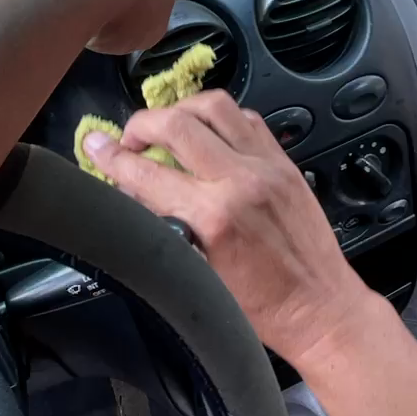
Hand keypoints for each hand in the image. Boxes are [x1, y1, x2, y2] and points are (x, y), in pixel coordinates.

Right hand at [81, 91, 376, 362]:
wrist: (322, 309)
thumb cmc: (261, 308)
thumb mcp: (198, 275)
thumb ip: (162, 227)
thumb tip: (132, 190)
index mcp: (214, 218)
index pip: (146, 173)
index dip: (111, 156)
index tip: (95, 144)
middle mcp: (240, 181)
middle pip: (175, 124)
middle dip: (140, 124)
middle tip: (130, 140)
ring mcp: (266, 165)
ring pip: (213, 106)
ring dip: (180, 110)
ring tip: (167, 127)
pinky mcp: (284, 161)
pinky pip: (245, 117)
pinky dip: (219, 118)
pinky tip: (208, 134)